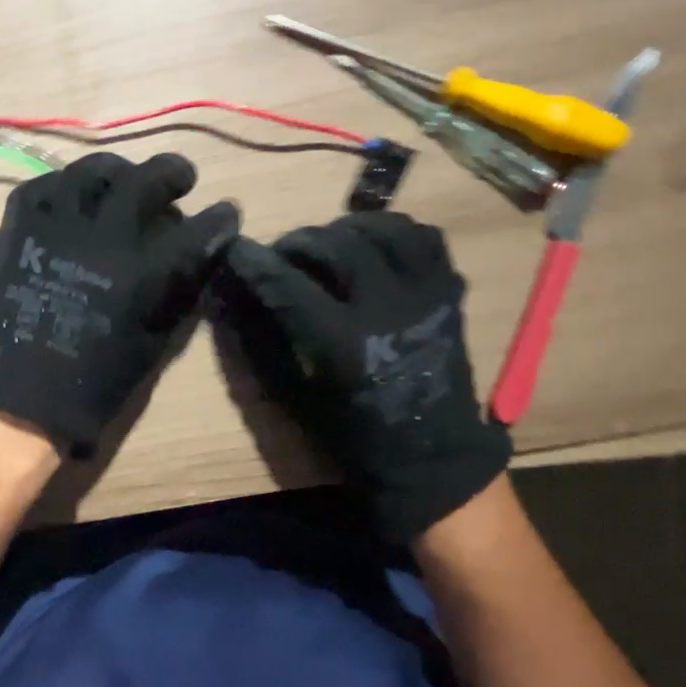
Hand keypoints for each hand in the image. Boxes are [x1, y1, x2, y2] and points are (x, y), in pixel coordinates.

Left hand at [0, 152, 239, 456]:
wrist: (24, 402)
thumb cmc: (94, 384)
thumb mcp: (153, 344)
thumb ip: (175, 294)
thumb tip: (193, 258)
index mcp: (141, 275)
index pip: (195, 232)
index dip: (218, 221)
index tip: (226, 213)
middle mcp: (100, 241)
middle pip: (142, 183)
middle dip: (171, 173)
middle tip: (181, 178)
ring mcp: (53, 233)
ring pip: (87, 175)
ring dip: (113, 172)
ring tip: (123, 178)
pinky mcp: (16, 237)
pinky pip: (36, 191)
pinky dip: (58, 187)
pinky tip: (69, 195)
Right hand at [218, 211, 509, 542]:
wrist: (429, 457)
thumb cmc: (353, 437)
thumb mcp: (296, 399)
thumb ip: (266, 344)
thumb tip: (236, 299)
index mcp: (345, 345)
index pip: (290, 285)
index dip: (256, 263)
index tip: (235, 248)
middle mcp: (389, 309)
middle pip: (339, 244)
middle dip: (301, 241)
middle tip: (282, 253)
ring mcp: (427, 295)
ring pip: (385, 230)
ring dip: (347, 229)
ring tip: (327, 243)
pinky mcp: (450, 292)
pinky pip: (424, 238)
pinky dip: (392, 233)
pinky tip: (372, 248)